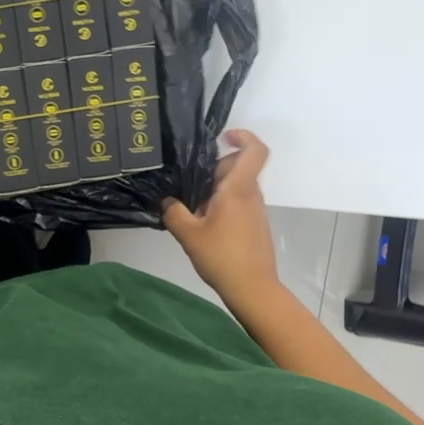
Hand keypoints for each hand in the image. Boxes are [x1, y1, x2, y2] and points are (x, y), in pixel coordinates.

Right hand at [162, 130, 281, 311]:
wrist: (252, 288)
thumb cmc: (221, 257)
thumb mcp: (189, 235)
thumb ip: (174, 214)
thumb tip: (167, 202)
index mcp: (238, 189)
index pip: (254, 150)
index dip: (243, 136)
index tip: (223, 138)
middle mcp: (251, 195)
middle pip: (237, 168)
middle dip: (214, 172)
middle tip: (192, 191)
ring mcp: (256, 211)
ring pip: (236, 188)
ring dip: (216, 194)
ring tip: (195, 216)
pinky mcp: (256, 227)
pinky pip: (239, 206)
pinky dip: (223, 209)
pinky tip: (207, 231)